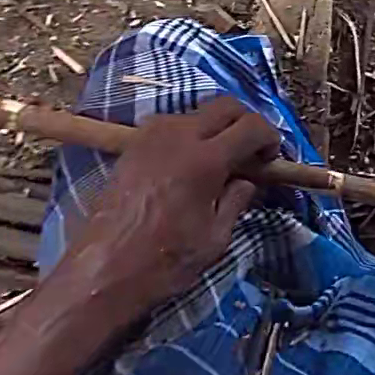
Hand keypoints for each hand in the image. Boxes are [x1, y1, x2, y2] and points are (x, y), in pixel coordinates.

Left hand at [41, 96, 280, 326]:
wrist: (102, 269)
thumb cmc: (164, 261)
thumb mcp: (215, 238)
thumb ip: (237, 199)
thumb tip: (248, 178)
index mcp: (206, 159)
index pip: (251, 126)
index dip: (269, 136)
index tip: (272, 156)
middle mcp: (180, 134)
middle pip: (226, 105)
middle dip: (246, 121)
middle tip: (251, 151)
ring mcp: (153, 133)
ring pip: (199, 112)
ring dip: (217, 127)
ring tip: (219, 159)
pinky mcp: (135, 142)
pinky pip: (173, 124)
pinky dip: (190, 134)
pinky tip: (188, 164)